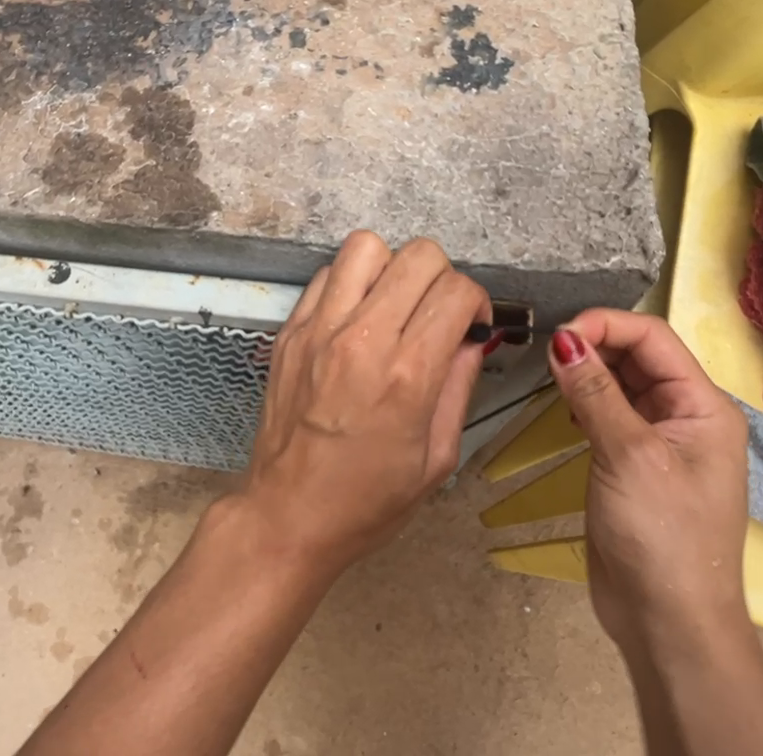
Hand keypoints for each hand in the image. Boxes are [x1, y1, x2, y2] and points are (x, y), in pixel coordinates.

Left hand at [228, 231, 491, 577]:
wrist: (286, 515)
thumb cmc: (367, 501)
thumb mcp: (437, 458)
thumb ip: (459, 385)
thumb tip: (472, 336)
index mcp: (407, 374)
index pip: (456, 291)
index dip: (477, 301)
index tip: (470, 324)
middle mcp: (362, 338)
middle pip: (418, 255)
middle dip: (441, 276)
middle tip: (435, 312)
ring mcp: (318, 329)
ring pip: (365, 246)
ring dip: (391, 267)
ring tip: (392, 304)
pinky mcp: (289, 330)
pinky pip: (326, 274)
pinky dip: (349, 282)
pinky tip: (355, 317)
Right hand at [547, 309, 750, 661]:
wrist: (667, 620)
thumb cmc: (661, 535)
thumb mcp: (628, 456)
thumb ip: (595, 393)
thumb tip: (562, 338)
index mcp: (703, 406)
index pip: (652, 338)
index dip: (605, 324)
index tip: (556, 334)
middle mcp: (684, 415)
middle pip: (636, 355)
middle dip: (592, 345)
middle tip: (545, 356)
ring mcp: (657, 440)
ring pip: (618, 383)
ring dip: (584, 372)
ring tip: (549, 377)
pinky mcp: (631, 462)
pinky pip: (606, 413)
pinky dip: (582, 401)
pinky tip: (563, 408)